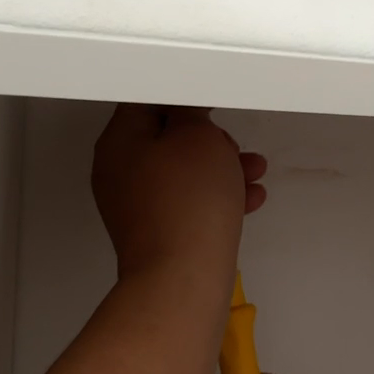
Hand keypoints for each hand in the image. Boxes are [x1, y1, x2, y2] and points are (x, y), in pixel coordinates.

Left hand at [90, 105, 265, 279]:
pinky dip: (217, 196)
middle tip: (232, 145)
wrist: (184, 275)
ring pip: (184, 173)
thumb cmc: (188, 198)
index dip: (184, 97)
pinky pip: (189, 202)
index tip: (214, 103)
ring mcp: (137, 206)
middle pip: (168, 139)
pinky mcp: (158, 232)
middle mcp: (120, 172)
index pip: (147, 102)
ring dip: (222, 167)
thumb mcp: (198, 136)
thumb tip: (187, 112)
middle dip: (210, 139)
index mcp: (119, 142)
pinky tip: (250, 198)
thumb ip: (191, 111)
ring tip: (255, 171)